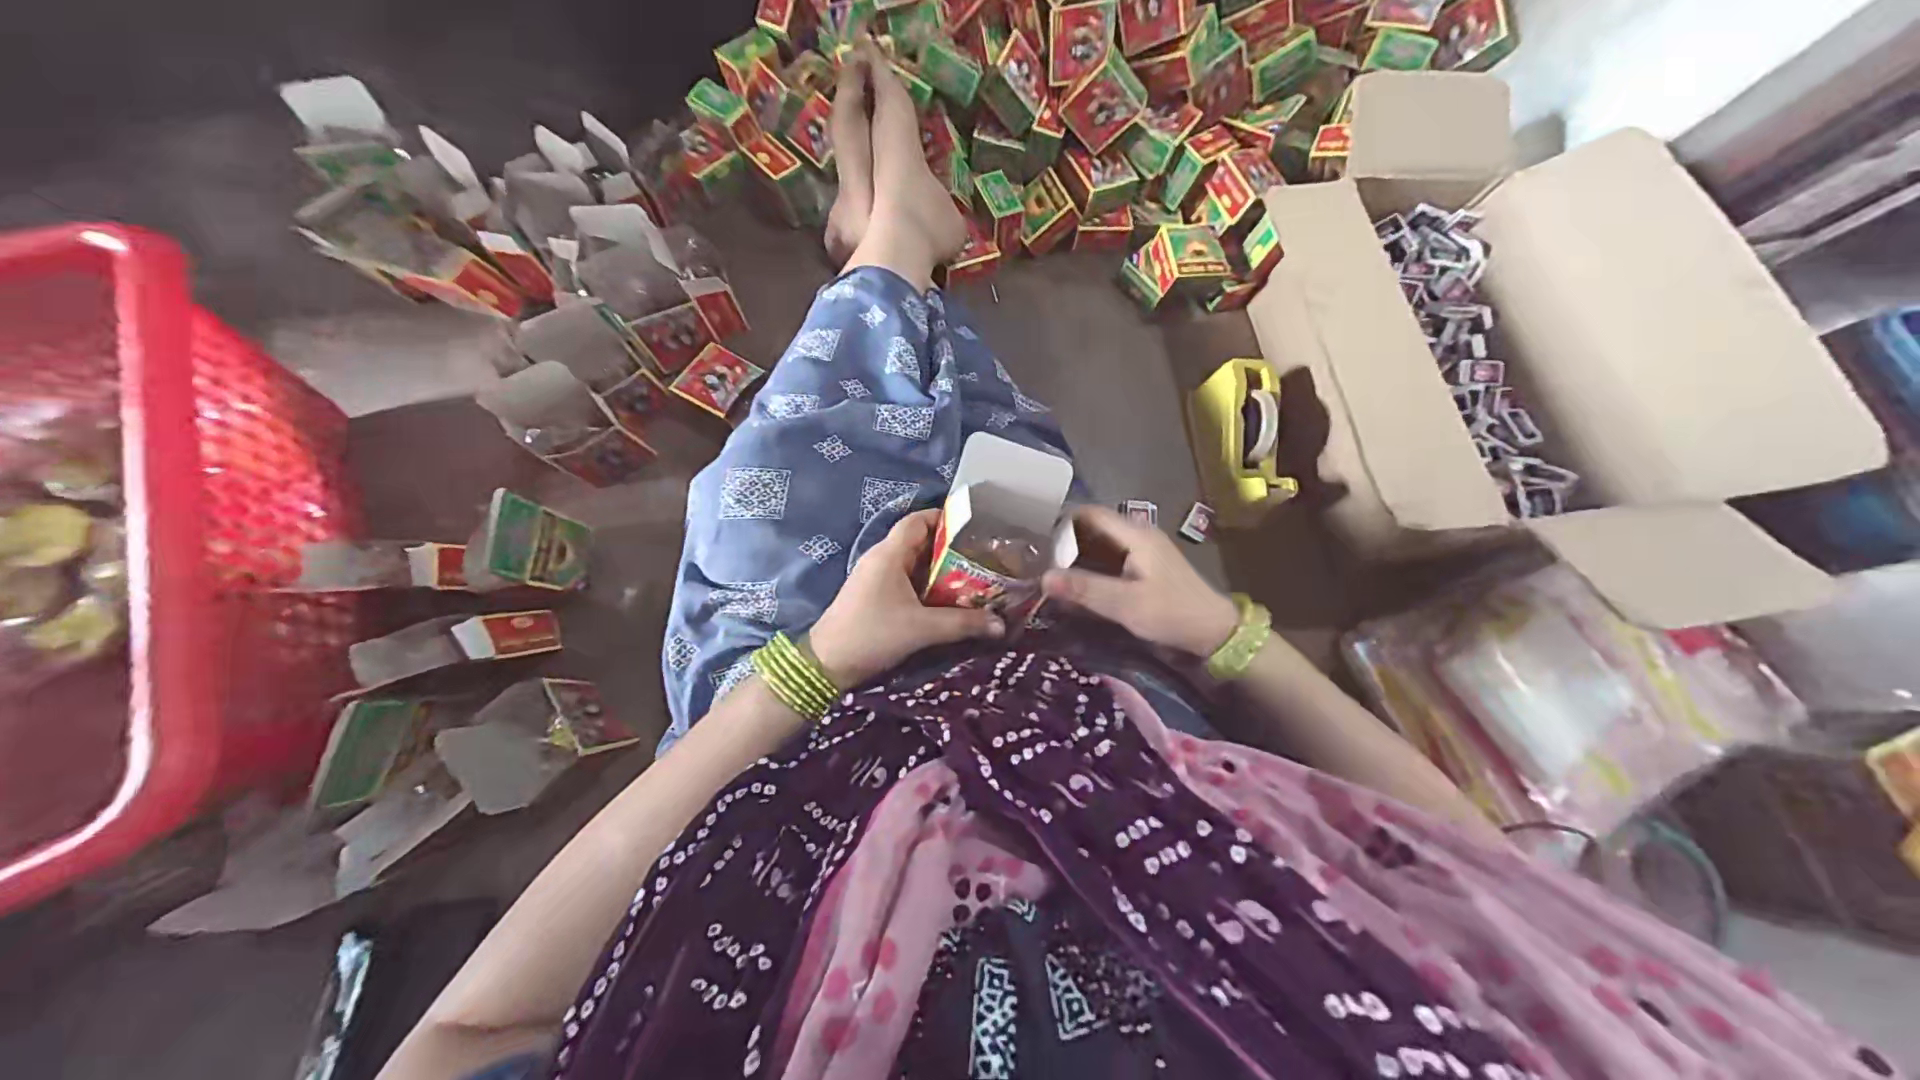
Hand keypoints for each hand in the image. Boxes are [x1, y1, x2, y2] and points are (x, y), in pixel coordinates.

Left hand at [807, 509, 1006, 687]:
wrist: (827, 664)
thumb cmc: (872, 635)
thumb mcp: (922, 629)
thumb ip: (963, 624)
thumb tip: (1001, 625)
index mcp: (889, 555)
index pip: (917, 521)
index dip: (943, 518)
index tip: (972, 528)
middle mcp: (880, 560)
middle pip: (918, 542)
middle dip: (949, 549)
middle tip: (980, 558)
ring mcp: (874, 578)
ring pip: (912, 564)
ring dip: (938, 570)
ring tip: (970, 579)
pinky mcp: (872, 596)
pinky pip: (904, 581)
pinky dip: (925, 585)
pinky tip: (945, 600)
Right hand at [1042, 505, 1239, 656]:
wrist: (1214, 633)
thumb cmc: (1172, 613)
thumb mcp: (1125, 604)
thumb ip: (1085, 589)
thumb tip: (1043, 577)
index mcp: (1135, 534)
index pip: (1089, 514)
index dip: (1061, 522)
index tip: (1035, 539)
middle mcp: (1138, 535)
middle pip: (1092, 527)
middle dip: (1064, 541)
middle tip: (1036, 558)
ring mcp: (1142, 551)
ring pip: (1099, 544)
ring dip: (1076, 556)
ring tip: (1048, 571)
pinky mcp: (1143, 567)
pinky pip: (1108, 559)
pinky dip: (1090, 567)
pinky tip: (1074, 583)